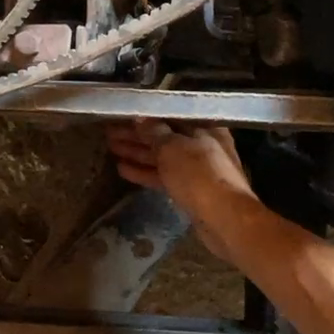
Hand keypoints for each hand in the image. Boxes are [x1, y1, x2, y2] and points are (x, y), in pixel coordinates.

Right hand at [105, 120, 259, 263]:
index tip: (123, 115)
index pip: (169, 115)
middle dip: (136, 135)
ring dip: (137, 152)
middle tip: (110, 132)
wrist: (224, 218)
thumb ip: (154, 132)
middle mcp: (202, 145)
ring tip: (111, 147)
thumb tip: (140, 119)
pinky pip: (163, 176)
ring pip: (161, 157)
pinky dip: (145, 172)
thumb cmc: (199, 174)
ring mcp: (195, 169)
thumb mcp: (172, 147)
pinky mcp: (189, 190)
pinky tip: (122, 169)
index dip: (144, 116)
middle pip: (163, 136)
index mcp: (203, 127)